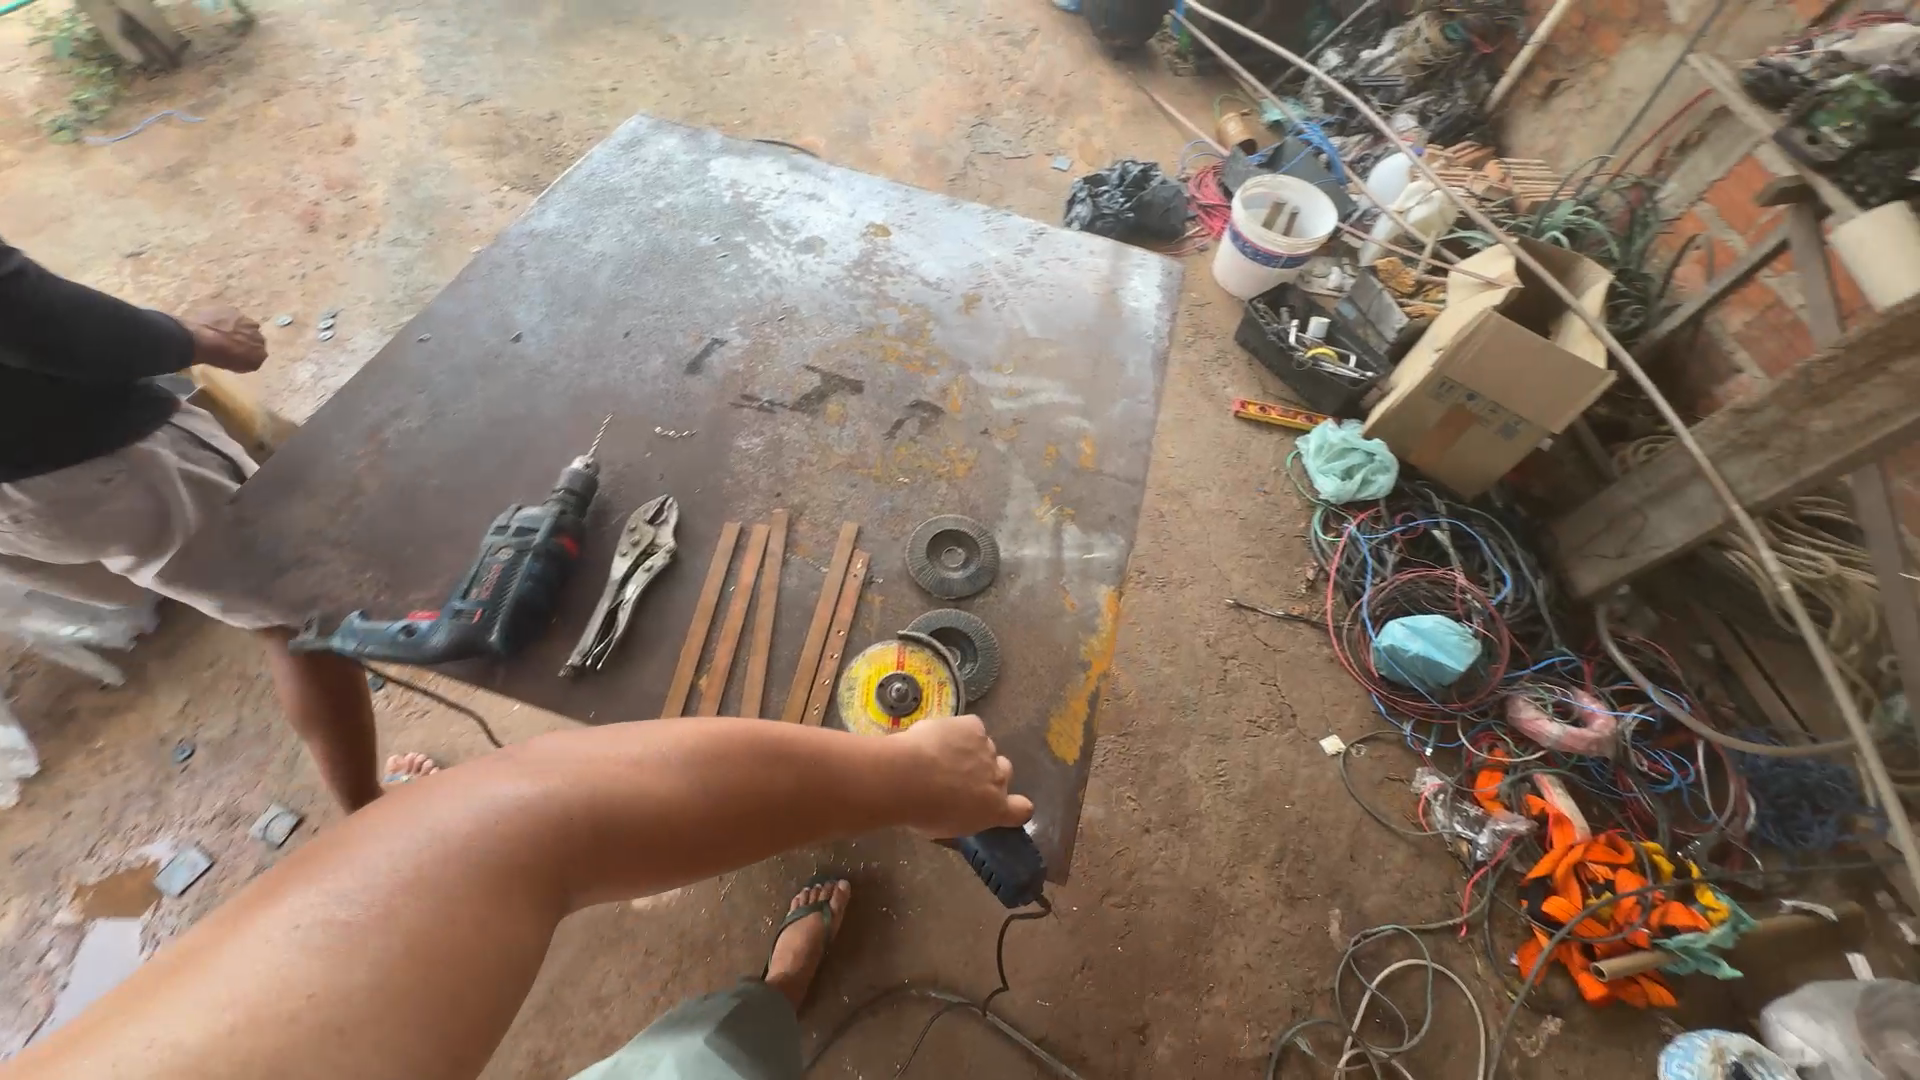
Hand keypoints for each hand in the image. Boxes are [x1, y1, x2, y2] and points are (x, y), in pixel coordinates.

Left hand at [180, 305, 266, 372]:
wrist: (198, 339)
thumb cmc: (217, 356)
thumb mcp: (238, 367)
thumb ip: (250, 360)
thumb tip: (250, 355)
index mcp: (261, 353)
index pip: (259, 352)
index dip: (248, 351)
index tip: (238, 351)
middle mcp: (259, 337)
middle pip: (254, 336)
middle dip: (245, 337)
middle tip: (229, 340)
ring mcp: (246, 321)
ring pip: (245, 324)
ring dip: (236, 327)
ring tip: (221, 331)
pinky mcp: (232, 310)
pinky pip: (231, 315)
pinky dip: (225, 319)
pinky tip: (214, 323)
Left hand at [889, 714, 1033, 837]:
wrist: (907, 777)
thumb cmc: (921, 811)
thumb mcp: (945, 828)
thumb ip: (963, 817)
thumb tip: (959, 810)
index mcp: (994, 809)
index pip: (1022, 809)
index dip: (1015, 805)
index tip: (1000, 803)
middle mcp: (998, 777)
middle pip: (1004, 771)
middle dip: (987, 773)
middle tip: (961, 775)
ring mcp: (987, 749)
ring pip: (985, 747)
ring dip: (970, 751)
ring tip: (942, 753)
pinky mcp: (974, 725)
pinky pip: (972, 727)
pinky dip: (959, 731)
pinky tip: (941, 736)